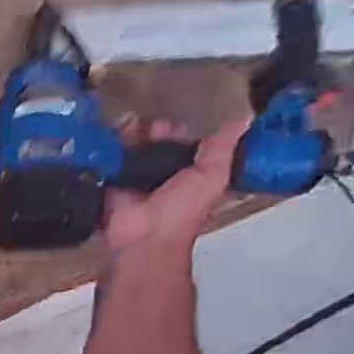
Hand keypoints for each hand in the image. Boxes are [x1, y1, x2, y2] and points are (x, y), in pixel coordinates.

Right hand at [103, 118, 248, 252]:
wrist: (144, 234)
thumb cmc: (181, 212)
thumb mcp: (213, 176)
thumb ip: (223, 149)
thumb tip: (243, 119)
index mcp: (188, 175)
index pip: (185, 145)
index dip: (182, 130)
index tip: (178, 119)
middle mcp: (161, 176)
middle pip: (156, 144)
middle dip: (154, 130)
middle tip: (152, 125)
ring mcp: (134, 180)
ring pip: (132, 149)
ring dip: (132, 136)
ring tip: (133, 127)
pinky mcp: (112, 182)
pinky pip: (110, 160)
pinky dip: (111, 148)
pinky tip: (115, 137)